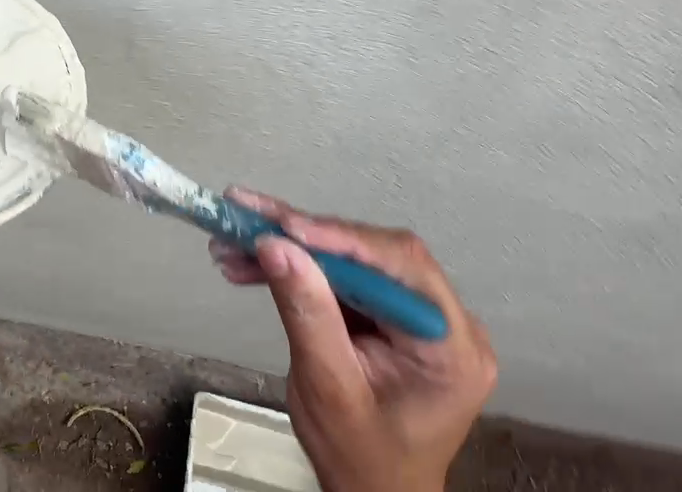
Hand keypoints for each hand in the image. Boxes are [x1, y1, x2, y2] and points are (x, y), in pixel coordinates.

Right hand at [211, 188, 496, 491]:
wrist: (371, 491)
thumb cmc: (358, 455)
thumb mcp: (327, 388)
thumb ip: (307, 313)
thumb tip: (273, 243)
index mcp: (451, 347)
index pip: (402, 268)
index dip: (341, 238)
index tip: (282, 225)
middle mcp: (447, 320)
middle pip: (373, 253)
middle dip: (303, 236)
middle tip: (243, 216)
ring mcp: (419, 314)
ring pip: (350, 257)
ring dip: (289, 247)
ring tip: (230, 241)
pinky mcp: (389, 313)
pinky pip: (342, 275)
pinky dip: (296, 267)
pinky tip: (250, 265)